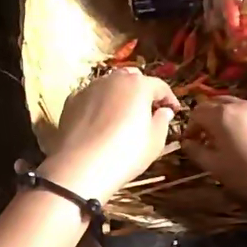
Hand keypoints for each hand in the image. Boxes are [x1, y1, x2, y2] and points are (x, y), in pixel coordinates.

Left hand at [41, 68, 181, 199]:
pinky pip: (92, 97)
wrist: (81, 167)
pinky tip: (101, 121)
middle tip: (148, 109)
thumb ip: (162, 121)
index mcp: (138, 85)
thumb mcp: (155, 141)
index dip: (169, 98)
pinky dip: (100, 104)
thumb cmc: (126, 153)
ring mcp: (89, 88)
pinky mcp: (72, 101)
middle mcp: (113, 79)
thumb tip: (164, 111)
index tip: (174, 110)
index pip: (160, 86)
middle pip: (132, 79)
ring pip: (110, 85)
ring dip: (120, 95)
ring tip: (124, 114)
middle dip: (142, 91)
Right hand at [182, 98, 246, 214]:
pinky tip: (246, 139)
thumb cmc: (246, 175)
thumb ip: (196, 151)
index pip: (197, 112)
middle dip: (206, 118)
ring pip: (234, 105)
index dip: (191, 127)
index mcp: (221, 115)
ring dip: (224, 117)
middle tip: (206, 138)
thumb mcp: (215, 166)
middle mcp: (240, 105)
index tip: (191, 142)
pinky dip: (241, 120)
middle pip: (215, 103)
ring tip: (225, 138)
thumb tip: (187, 143)